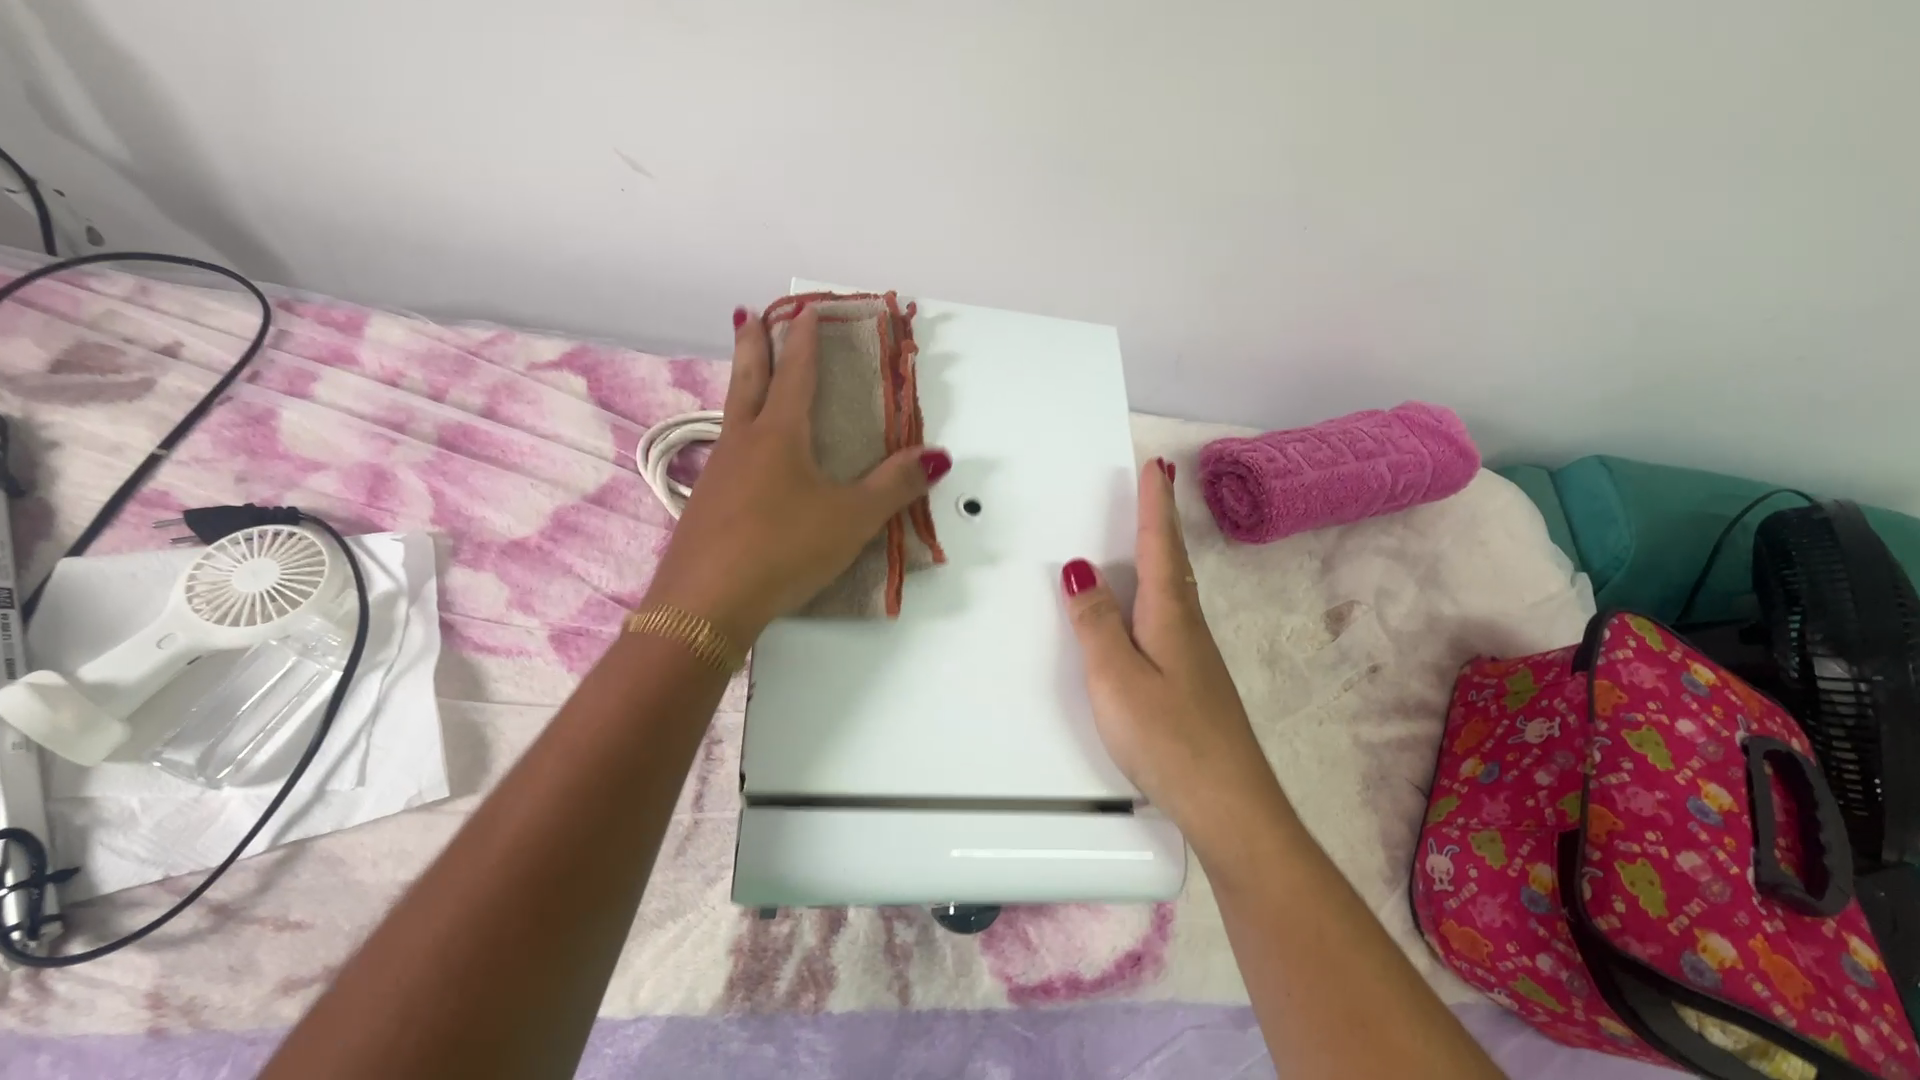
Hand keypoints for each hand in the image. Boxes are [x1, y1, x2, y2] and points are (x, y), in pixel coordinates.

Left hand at [645, 305, 950, 642]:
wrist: (707, 602)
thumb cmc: (784, 548)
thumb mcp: (851, 519)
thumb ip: (894, 486)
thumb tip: (938, 456)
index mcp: (780, 435)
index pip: (795, 375)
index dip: (804, 340)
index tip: (806, 308)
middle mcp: (743, 442)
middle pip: (748, 380)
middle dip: (754, 344)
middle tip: (751, 313)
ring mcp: (717, 472)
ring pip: (731, 413)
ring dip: (740, 385)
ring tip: (748, 377)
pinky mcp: (704, 503)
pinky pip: (725, 451)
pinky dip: (736, 433)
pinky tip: (740, 457)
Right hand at [1061, 459, 1286, 849]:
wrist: (1229, 803)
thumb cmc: (1169, 737)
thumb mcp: (1116, 678)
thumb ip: (1096, 624)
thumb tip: (1080, 570)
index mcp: (1169, 616)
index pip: (1158, 546)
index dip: (1155, 505)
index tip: (1156, 464)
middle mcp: (1188, 627)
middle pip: (1171, 562)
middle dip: (1159, 521)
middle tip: (1154, 485)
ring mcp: (1195, 657)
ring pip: (1173, 591)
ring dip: (1160, 554)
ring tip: (1147, 534)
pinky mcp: (1193, 683)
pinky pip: (1170, 619)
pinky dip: (1156, 595)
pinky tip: (1150, 612)